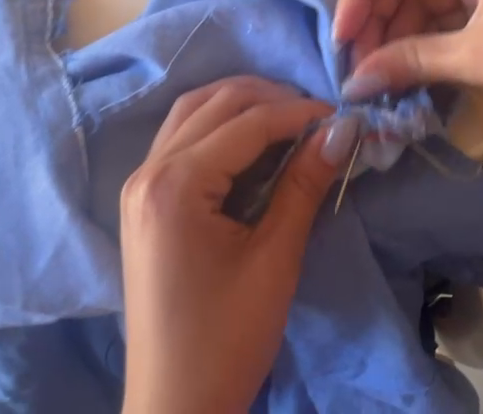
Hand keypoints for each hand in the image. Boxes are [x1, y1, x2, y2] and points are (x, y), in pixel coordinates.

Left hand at [119, 76, 338, 413]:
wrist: (175, 405)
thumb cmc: (227, 337)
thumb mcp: (275, 259)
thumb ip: (304, 184)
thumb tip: (343, 129)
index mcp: (175, 184)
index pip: (246, 123)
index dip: (299, 113)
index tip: (343, 117)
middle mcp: (148, 171)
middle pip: (215, 103)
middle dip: (271, 99)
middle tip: (319, 116)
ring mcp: (139, 185)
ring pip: (192, 112)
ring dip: (241, 104)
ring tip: (289, 117)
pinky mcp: (143, 201)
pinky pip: (181, 138)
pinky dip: (218, 125)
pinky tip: (251, 141)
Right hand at [332, 0, 482, 132]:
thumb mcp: (476, 57)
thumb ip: (409, 60)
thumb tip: (352, 82)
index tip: (340, 39)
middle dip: (380, 15)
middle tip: (357, 65)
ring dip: (401, 29)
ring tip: (378, 73)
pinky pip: (450, 6)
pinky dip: (429, 34)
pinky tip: (407, 66)